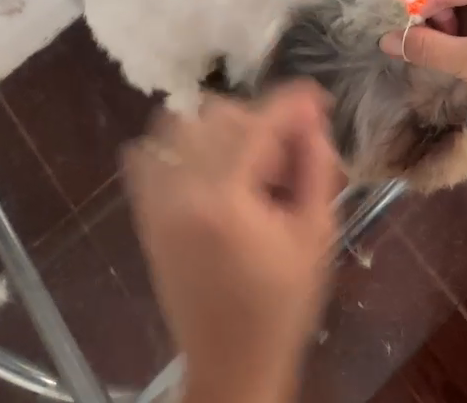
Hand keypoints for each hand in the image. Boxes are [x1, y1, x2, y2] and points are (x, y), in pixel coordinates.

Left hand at [124, 82, 342, 402]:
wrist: (232, 366)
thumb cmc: (283, 303)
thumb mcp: (317, 232)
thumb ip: (315, 163)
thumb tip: (311, 112)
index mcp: (226, 197)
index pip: (260, 121)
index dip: (295, 103)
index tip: (320, 100)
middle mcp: (180, 191)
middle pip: (220, 114)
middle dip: (262, 122)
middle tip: (288, 156)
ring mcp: (156, 202)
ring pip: (181, 123)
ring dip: (220, 128)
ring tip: (248, 162)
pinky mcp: (146, 216)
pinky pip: (146, 155)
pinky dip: (175, 145)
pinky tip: (206, 165)